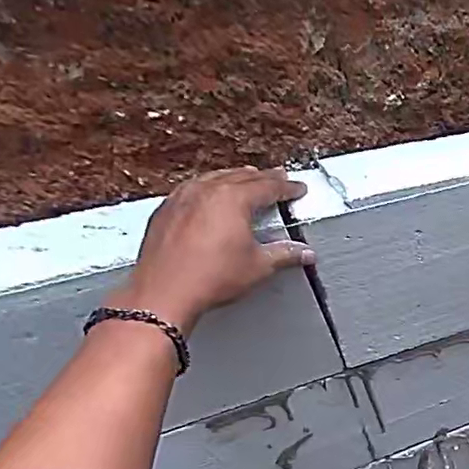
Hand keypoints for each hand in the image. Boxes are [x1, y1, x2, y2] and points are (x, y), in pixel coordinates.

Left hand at [110, 167, 313, 329]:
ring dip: (234, 177)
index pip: (268, 187)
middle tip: (278, 176)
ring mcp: (182, 198)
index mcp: (232, 199)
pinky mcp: (166, 211)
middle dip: (263, 177)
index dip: (287, 187)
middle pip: (241, 176)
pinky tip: (210, 193)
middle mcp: (206, 191)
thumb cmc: (208, 277)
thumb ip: (285, 254)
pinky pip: (191, 188)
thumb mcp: (259, 266)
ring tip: (246, 178)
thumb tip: (303, 252)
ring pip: (214, 178)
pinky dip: (208, 187)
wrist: (165, 291)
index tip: (297, 188)